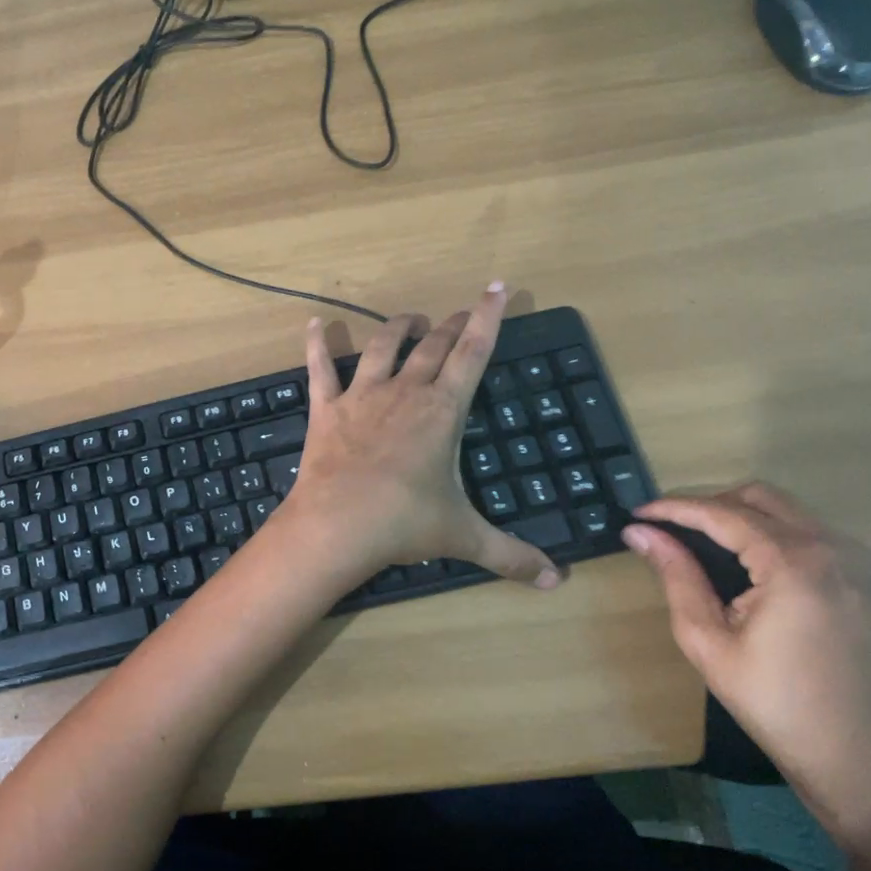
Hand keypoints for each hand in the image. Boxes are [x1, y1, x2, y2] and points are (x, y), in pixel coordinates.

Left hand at [280, 283, 558, 587]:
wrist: (336, 525)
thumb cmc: (404, 524)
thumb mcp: (464, 538)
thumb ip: (511, 556)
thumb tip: (557, 582)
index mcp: (443, 411)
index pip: (474, 352)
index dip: (488, 317)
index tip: (495, 288)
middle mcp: (404, 392)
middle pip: (433, 345)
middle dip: (451, 325)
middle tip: (461, 315)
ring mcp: (361, 396)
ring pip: (382, 347)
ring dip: (398, 328)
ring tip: (411, 319)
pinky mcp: (325, 408)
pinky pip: (318, 368)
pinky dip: (316, 344)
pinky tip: (314, 323)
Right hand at [623, 484, 870, 835]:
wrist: (867, 763)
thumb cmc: (776, 705)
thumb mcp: (708, 641)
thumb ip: (676, 577)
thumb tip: (639, 533)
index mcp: (797, 564)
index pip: (723, 514)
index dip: (674, 509)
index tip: (635, 515)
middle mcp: (839, 549)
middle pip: (762, 498)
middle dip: (709, 505)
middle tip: (667, 530)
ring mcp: (865, 564)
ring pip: (791, 513)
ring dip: (743, 520)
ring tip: (701, 550)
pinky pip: (816, 536)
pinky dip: (775, 537)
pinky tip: (750, 571)